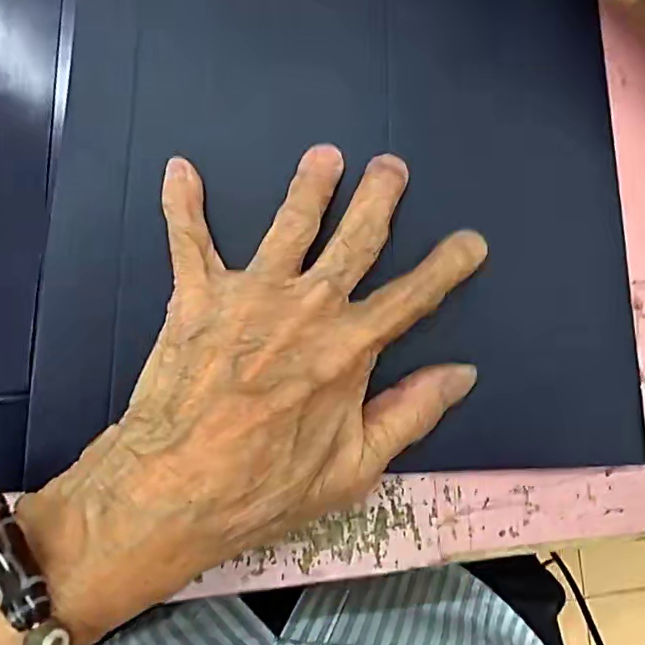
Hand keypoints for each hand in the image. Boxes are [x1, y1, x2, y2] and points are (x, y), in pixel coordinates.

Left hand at [20, 145, 486, 638]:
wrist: (175, 489)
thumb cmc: (265, 487)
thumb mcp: (354, 468)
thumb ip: (410, 414)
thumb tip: (462, 374)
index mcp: (348, 349)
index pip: (412, 296)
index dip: (446, 267)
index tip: (470, 241)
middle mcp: (305, 307)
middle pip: (354, 240)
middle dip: (378, 199)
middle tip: (391, 166)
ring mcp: (249, 295)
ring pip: (288, 224)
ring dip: (310, 185)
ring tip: (324, 155)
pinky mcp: (197, 296)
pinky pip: (189, 239)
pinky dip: (184, 203)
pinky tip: (181, 169)